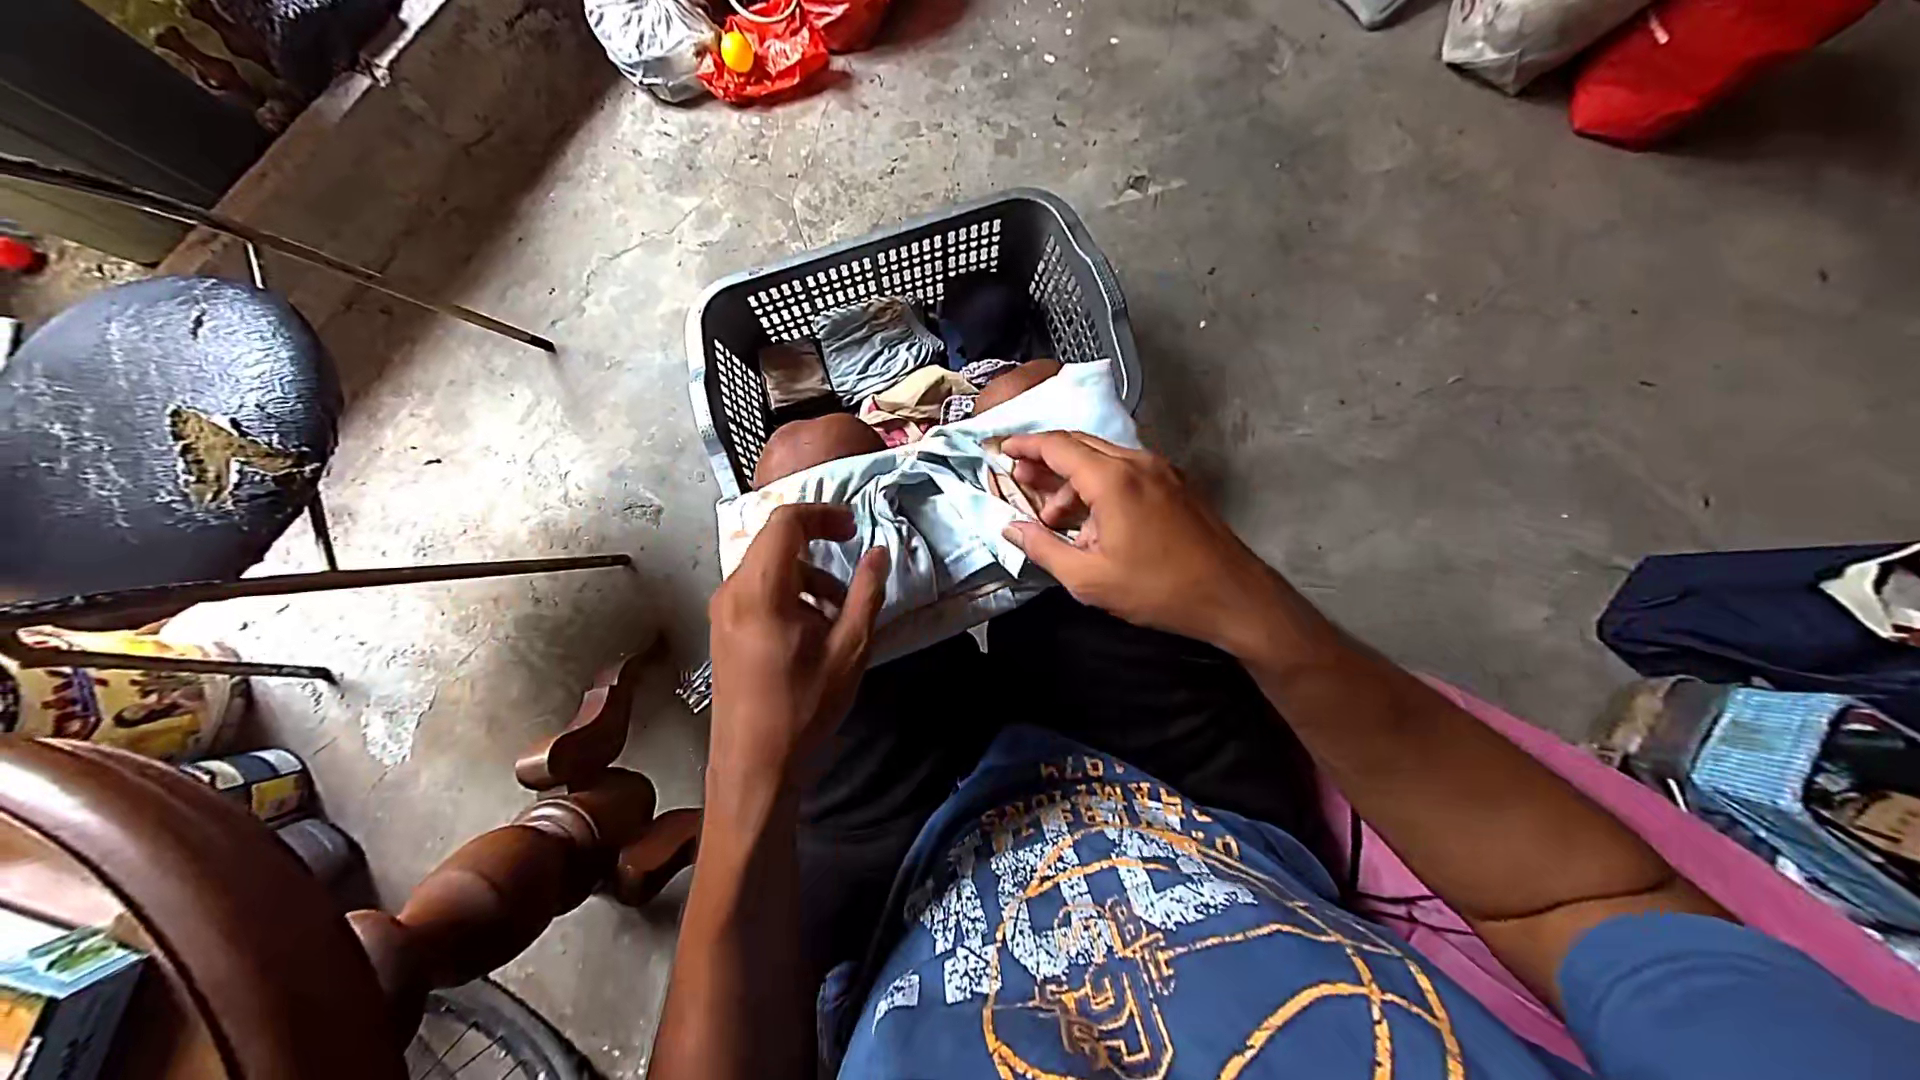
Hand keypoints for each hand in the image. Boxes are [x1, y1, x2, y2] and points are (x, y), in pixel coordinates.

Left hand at [707, 504, 887, 791]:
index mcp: (761, 591)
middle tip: (852, 578)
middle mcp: (732, 592)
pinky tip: (811, 631)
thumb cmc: (803, 707)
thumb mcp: (849, 649)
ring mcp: (722, 611)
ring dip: (807, 578)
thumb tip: (878, 553)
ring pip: (768, 569)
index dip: (823, 515)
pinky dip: (789, 595)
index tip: (853, 529)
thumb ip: (866, 594)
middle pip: (776, 544)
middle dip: (819, 552)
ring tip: (837, 615)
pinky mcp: (722, 629)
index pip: (785, 523)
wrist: (754, 764)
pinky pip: (757, 591)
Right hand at [999, 432, 1279, 649]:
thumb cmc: (1160, 590)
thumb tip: (1012, 529)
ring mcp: (1162, 471)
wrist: (1233, 596)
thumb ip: (1043, 548)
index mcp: (1114, 480)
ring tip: (1056, 519)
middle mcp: (1138, 463)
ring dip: (1073, 481)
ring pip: (1103, 460)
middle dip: (1045, 462)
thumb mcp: (1090, 579)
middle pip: (1079, 446)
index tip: (1003, 451)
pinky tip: (1093, 521)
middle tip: (1021, 482)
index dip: (1025, 446)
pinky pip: (1126, 472)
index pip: (1058, 446)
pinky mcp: (1176, 484)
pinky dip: (1100, 487)